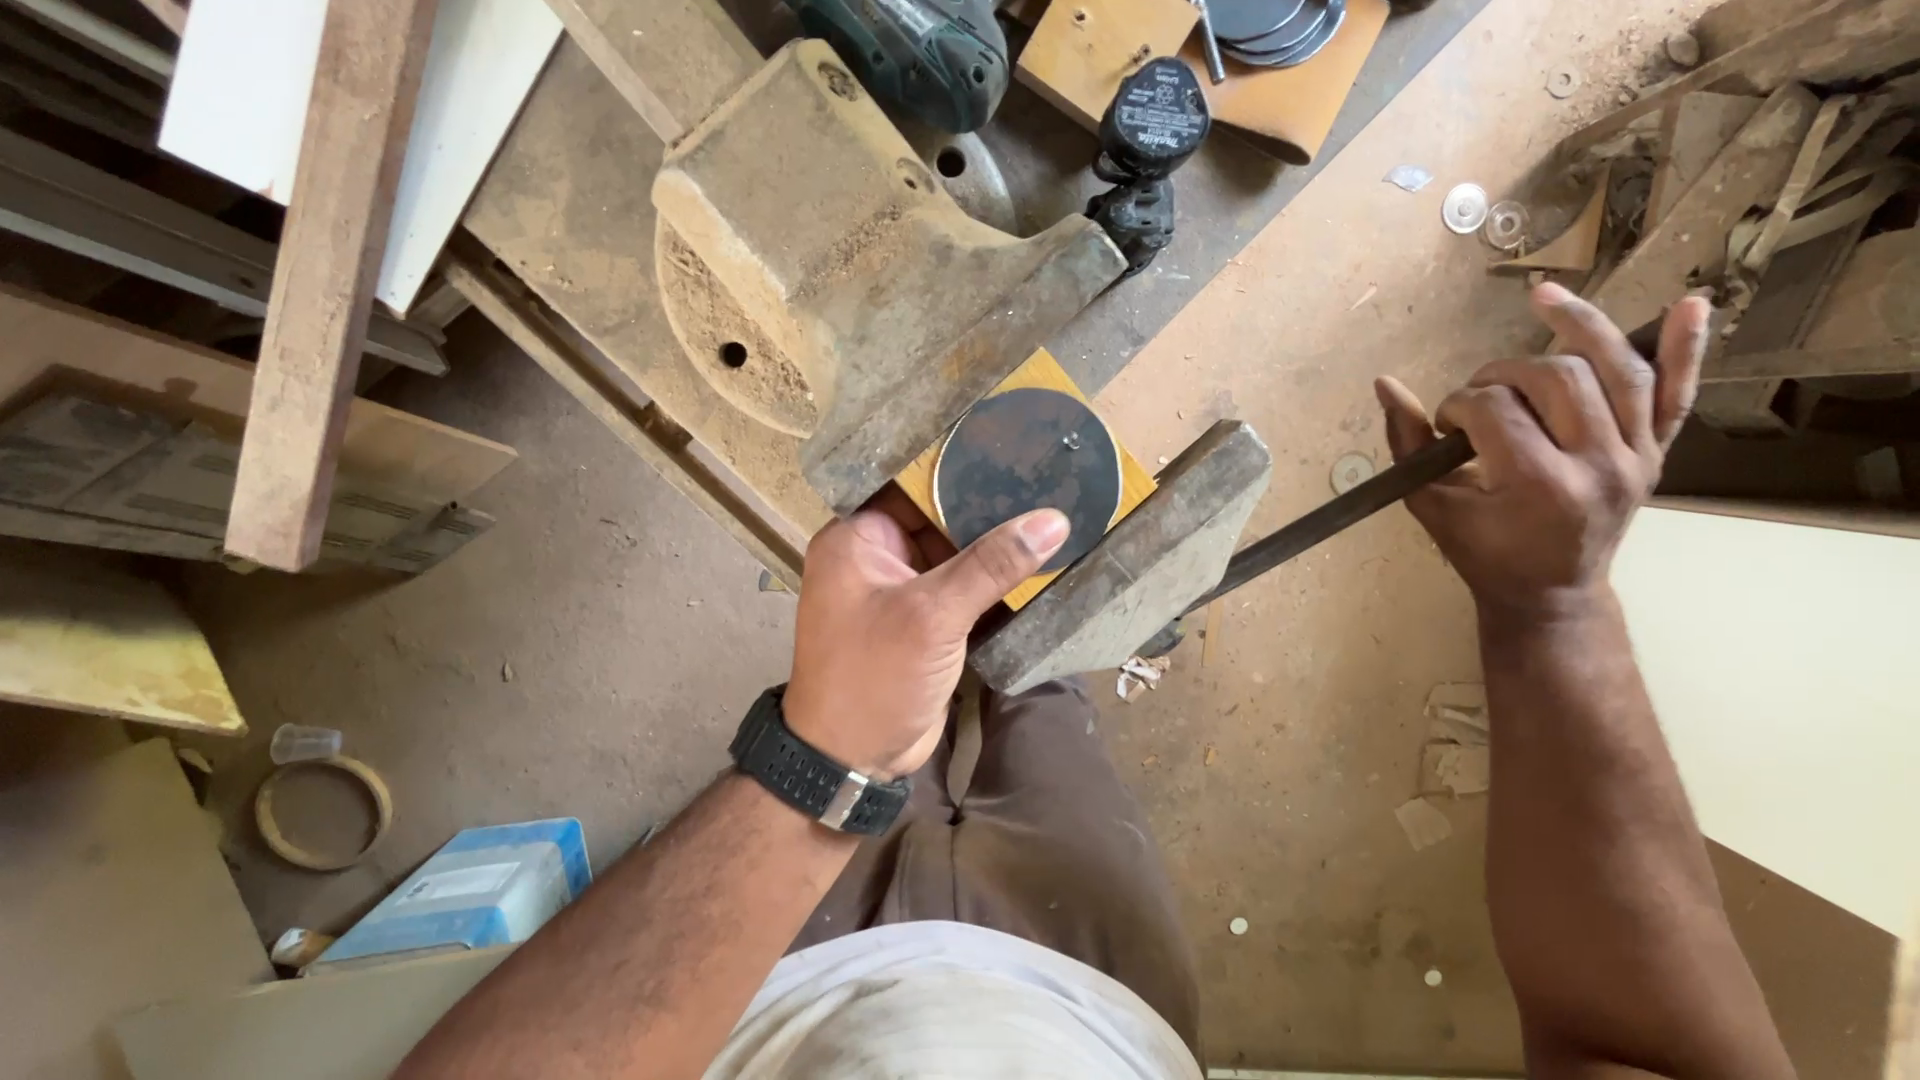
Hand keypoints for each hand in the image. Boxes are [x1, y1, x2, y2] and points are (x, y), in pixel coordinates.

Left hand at [782, 491, 1069, 780]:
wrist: (852, 761)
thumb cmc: (874, 677)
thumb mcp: (932, 615)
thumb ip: (990, 564)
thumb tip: (1053, 519)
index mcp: (856, 538)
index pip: (911, 483)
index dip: (959, 465)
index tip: (1014, 445)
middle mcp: (876, 556)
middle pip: (938, 517)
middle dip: (988, 507)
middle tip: (1050, 476)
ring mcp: (901, 591)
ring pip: (955, 555)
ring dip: (997, 547)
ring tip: (1058, 512)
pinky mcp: (924, 622)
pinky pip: (962, 589)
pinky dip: (994, 583)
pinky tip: (1040, 564)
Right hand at [1375, 283, 1710, 622]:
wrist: (1551, 592)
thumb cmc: (1483, 553)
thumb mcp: (1431, 505)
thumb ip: (1407, 444)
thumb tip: (1384, 384)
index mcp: (1538, 484)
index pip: (1494, 409)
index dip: (1458, 404)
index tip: (1444, 424)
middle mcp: (1598, 463)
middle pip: (1553, 378)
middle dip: (1501, 374)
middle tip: (1479, 397)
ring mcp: (1637, 456)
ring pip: (1615, 370)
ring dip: (1579, 327)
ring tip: (1544, 298)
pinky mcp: (1658, 453)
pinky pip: (1678, 393)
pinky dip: (1686, 347)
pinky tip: (1687, 303)